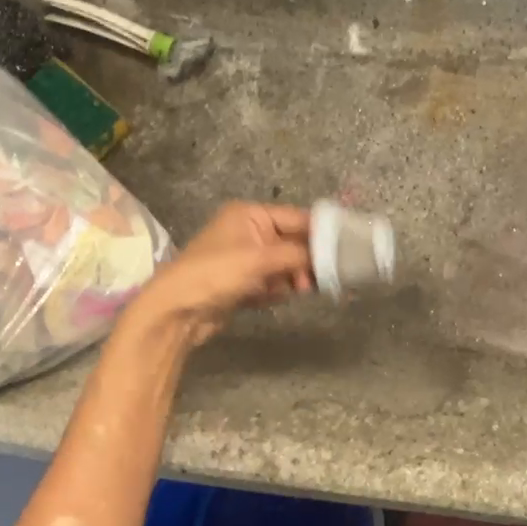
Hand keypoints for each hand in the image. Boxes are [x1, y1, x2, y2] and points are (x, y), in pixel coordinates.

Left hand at [123, 202, 312, 345]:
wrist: (178, 310)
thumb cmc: (216, 274)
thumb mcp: (261, 259)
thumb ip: (298, 255)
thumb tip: (330, 256)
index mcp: (250, 215)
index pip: (296, 218)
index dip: (321, 232)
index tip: (348, 246)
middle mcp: (249, 232)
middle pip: (293, 242)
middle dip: (308, 260)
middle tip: (326, 276)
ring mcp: (246, 258)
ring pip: (286, 265)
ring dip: (296, 277)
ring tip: (305, 289)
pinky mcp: (244, 282)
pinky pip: (274, 282)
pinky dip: (281, 289)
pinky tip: (284, 296)